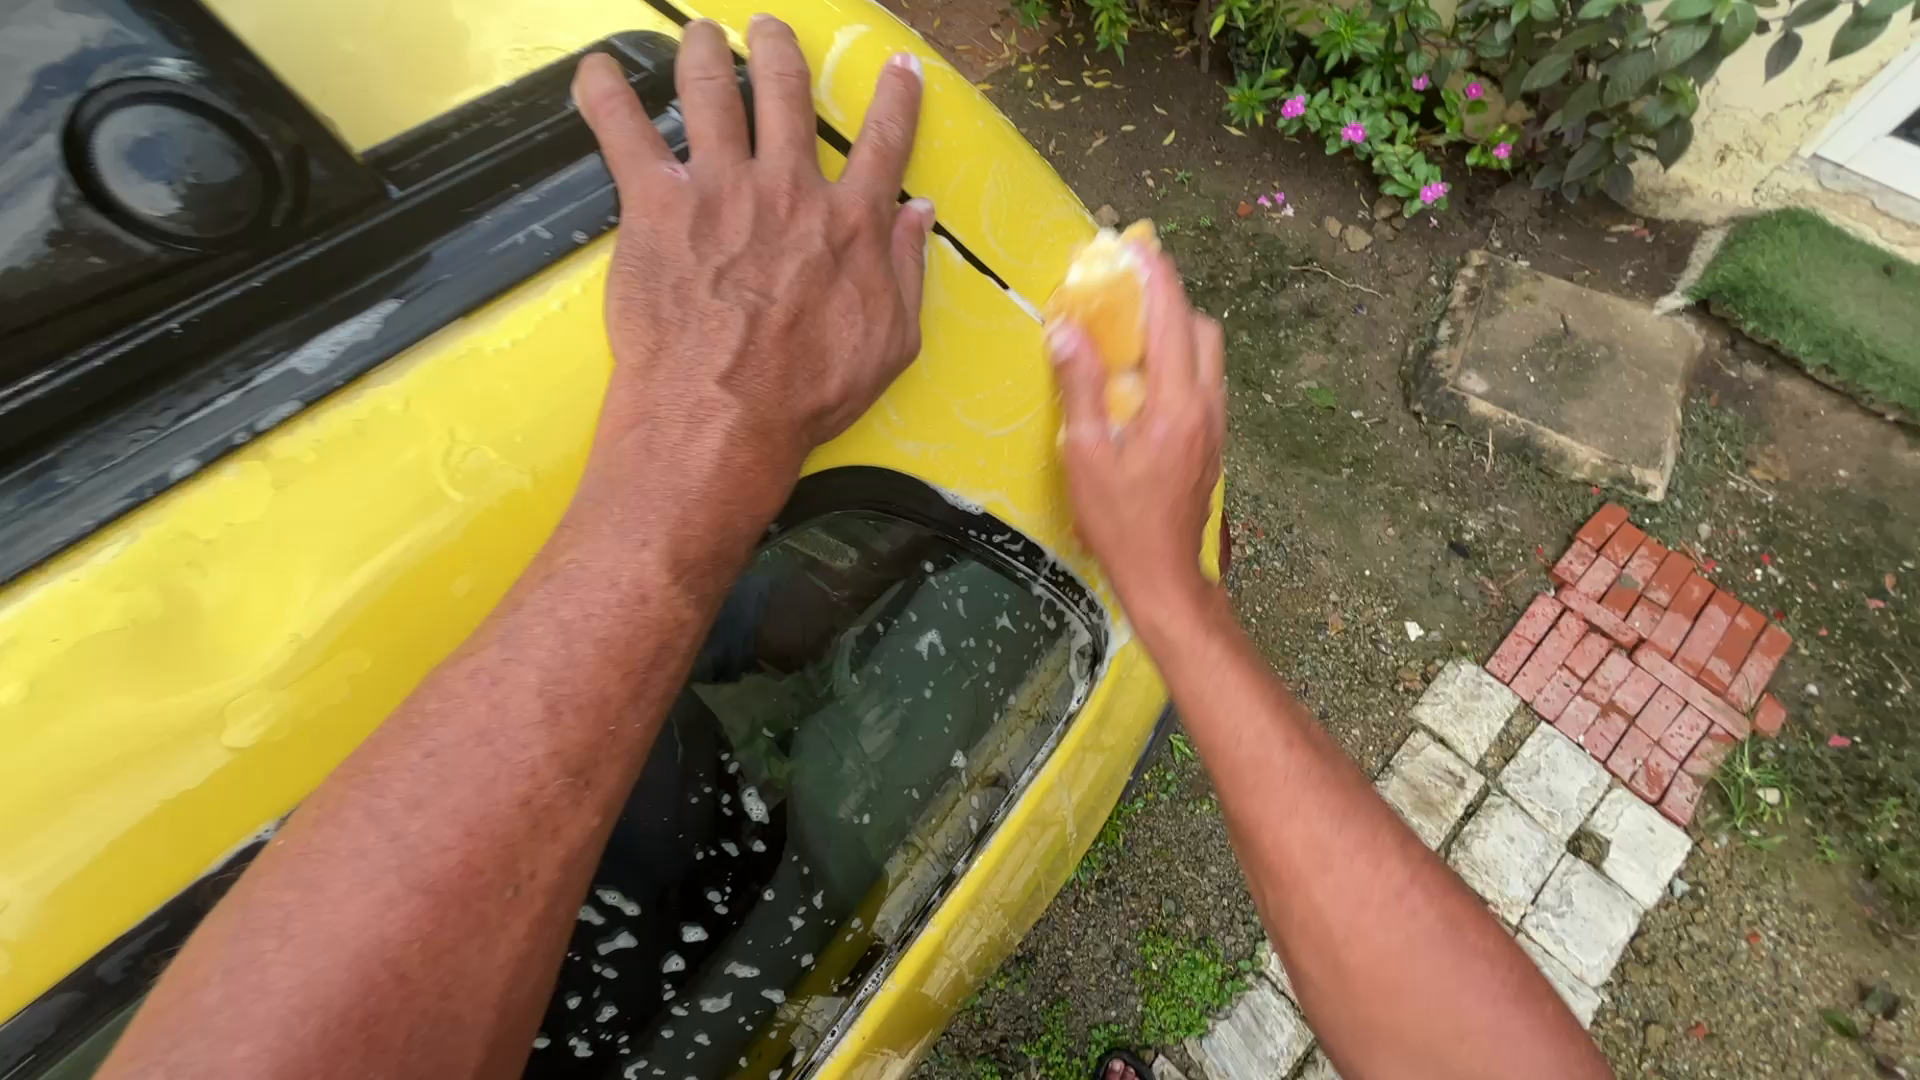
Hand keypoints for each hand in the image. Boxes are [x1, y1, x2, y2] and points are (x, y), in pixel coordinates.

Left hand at [566, 17, 931, 551]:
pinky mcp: (655, 205)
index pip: (883, 142)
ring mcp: (718, 188)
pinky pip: (619, 128)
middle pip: (786, 90)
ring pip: (709, 87)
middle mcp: (787, 187)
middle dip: (779, 50)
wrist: (726, 415)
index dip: (897, 99)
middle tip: (769, 34)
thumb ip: (908, 273)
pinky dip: (602, 93)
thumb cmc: (812, 392)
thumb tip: (918, 214)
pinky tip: (596, 74)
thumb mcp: (891, 345)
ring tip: (699, 39)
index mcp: (850, 223)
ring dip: (704, 51)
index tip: (901, 68)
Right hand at [1048, 248, 1224, 617]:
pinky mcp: (1212, 442)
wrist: (1164, 574)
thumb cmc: (1119, 521)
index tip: (1135, 248)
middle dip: (1170, 301)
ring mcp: (1215, 426)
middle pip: (1202, 330)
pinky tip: (1145, 384)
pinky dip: (1181, 363)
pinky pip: (1204, 383)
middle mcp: (1206, 406)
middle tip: (1128, 296)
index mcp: (1175, 404)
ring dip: (1178, 333)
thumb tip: (1065, 330)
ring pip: (1209, 357)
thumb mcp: (1086, 455)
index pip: (1172, 319)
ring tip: (1134, 336)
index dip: (1155, 277)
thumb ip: (1080, 388)